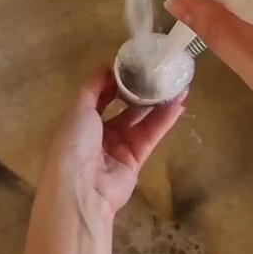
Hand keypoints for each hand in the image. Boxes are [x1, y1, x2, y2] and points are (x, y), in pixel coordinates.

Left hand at [37, 66, 185, 222]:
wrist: (81, 190)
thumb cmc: (74, 144)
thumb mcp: (78, 109)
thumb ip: (94, 87)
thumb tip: (107, 66)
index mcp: (81, 119)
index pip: (101, 94)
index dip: (115, 79)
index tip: (133, 63)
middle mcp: (99, 131)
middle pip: (123, 106)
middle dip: (140, 90)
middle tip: (159, 72)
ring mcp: (118, 146)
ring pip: (141, 119)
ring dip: (157, 103)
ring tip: (176, 85)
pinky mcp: (135, 159)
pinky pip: (150, 135)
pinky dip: (164, 120)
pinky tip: (178, 105)